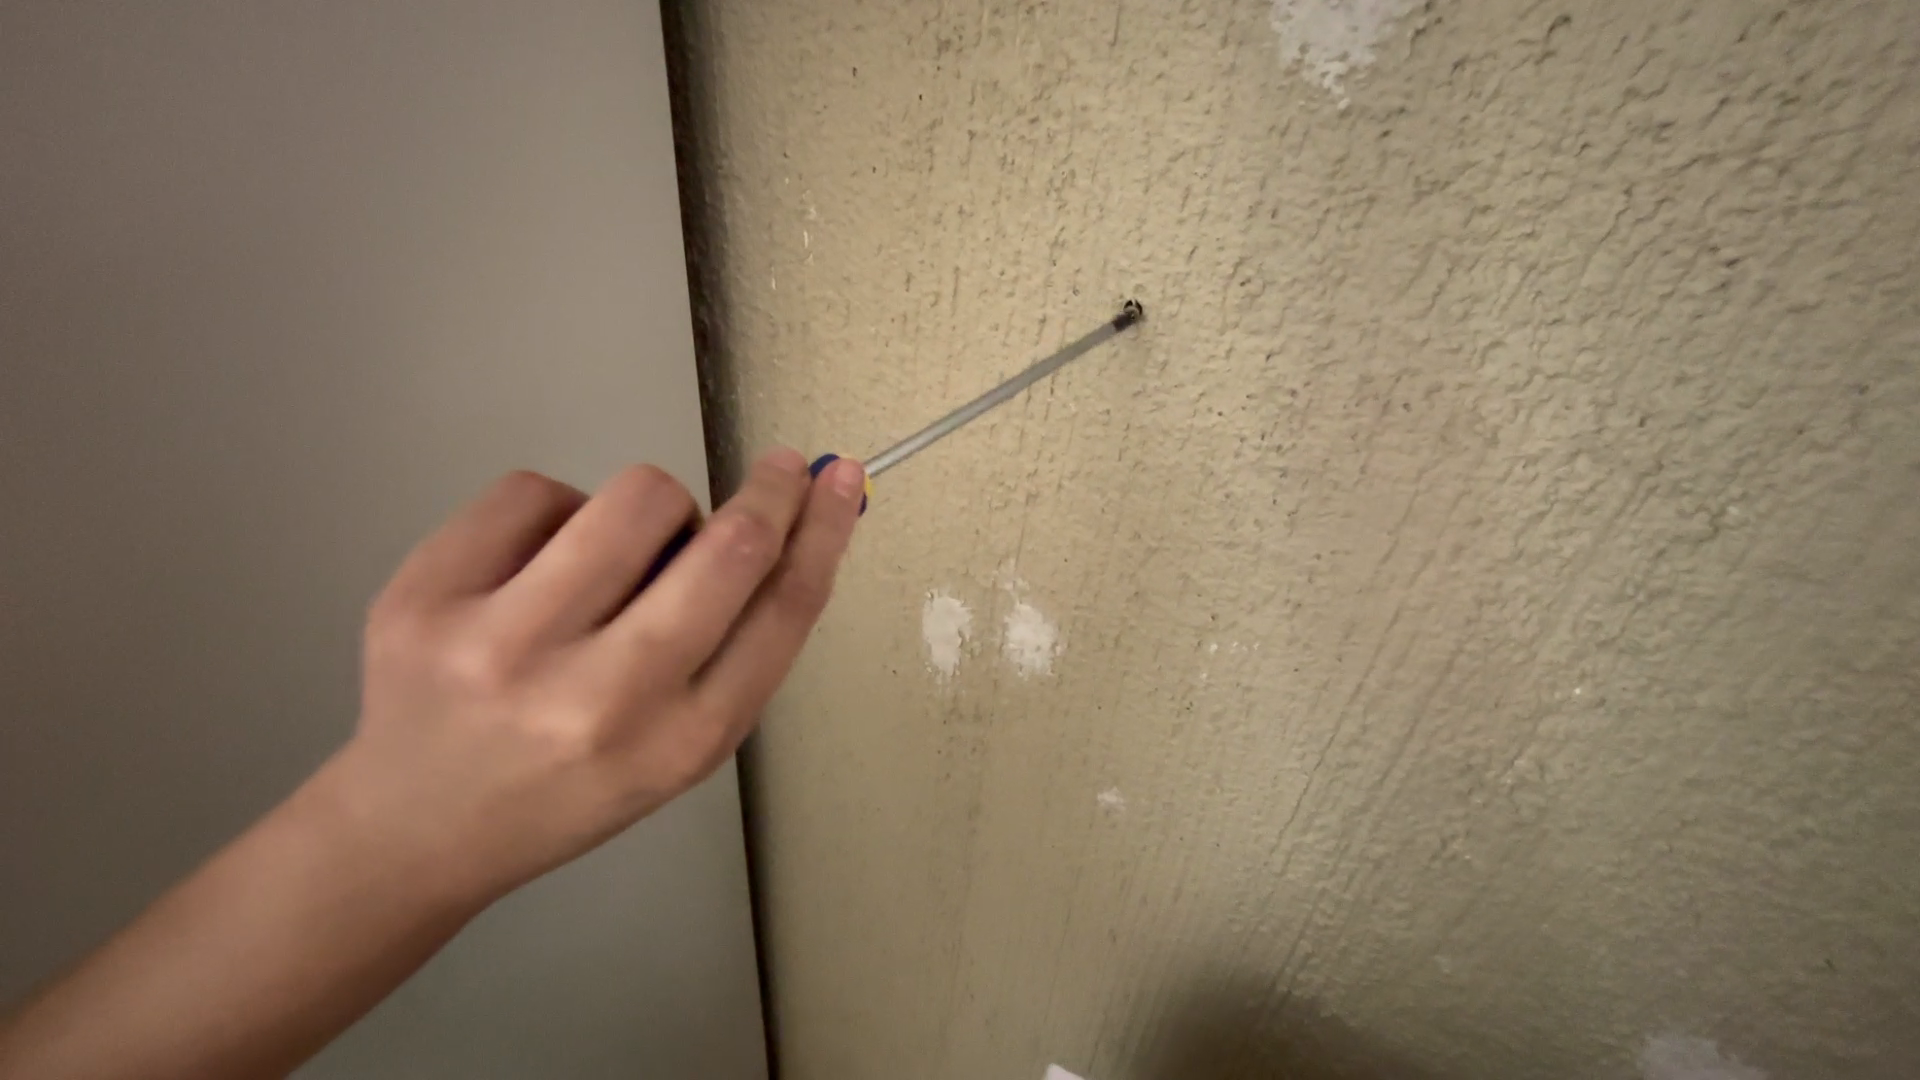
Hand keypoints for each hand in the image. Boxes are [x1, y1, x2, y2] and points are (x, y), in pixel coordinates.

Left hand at [325, 447, 865, 904]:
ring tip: (623, 555)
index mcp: (684, 740)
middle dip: (771, 491)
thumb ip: (741, 645)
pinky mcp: (423, 597)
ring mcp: (502, 644)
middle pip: (729, 549)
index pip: (783, 609)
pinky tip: (537, 565)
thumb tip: (793, 526)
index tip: (842, 479)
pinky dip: (562, 510)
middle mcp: (603, 695)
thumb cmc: (578, 784)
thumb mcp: (685, 741)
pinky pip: (537, 489)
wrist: (419, 828)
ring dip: (659, 508)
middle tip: (780, 467)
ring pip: (637, 495)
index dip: (825, 531)